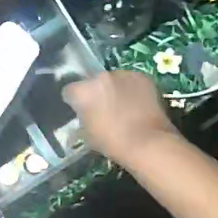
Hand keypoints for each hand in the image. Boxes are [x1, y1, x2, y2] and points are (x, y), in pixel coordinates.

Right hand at [64, 71, 180, 163]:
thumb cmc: (113, 142)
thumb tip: (85, 115)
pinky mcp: (142, 77)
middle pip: (93, 82)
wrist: (147, 142)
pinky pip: (131, 81)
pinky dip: (132, 89)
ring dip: (114, 89)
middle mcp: (100, 77)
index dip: (75, 101)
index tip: (81, 110)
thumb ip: (83, 118)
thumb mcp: (87, 135)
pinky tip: (137, 104)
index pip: (70, 91)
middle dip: (96, 93)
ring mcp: (122, 74)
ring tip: (123, 106)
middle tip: (103, 108)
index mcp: (83, 92)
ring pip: (113, 80)